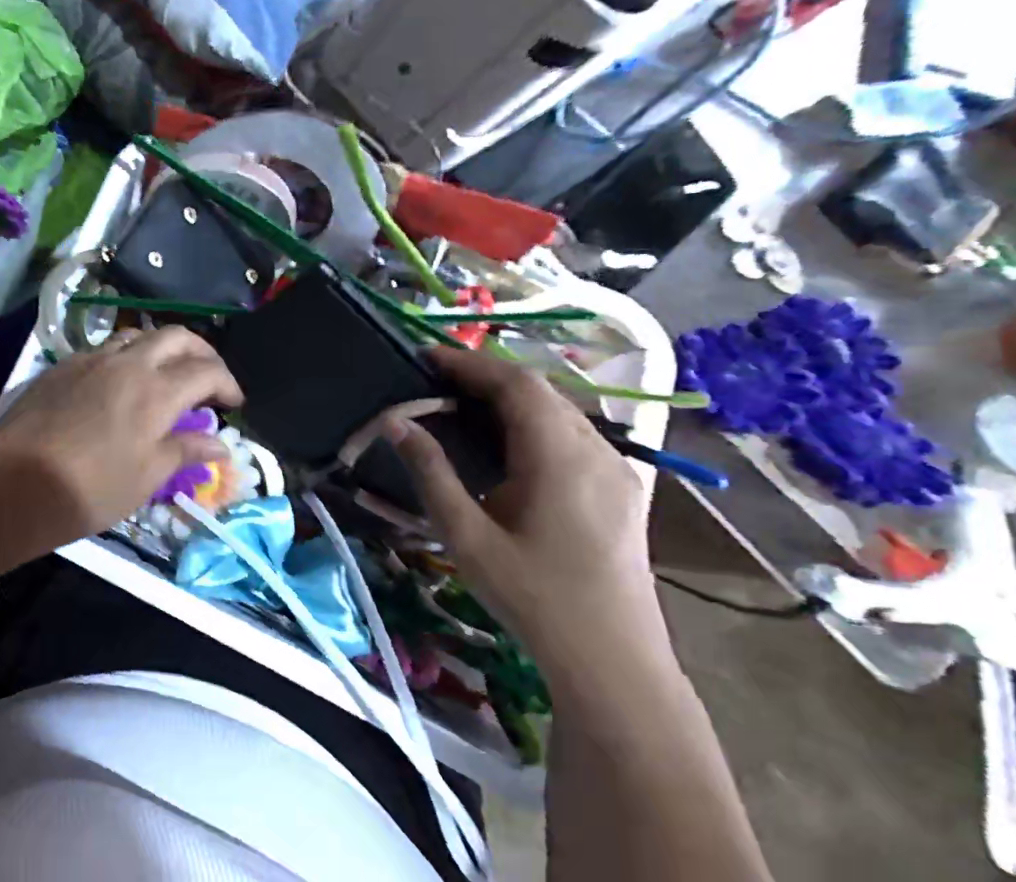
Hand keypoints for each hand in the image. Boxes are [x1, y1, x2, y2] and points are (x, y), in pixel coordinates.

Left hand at [0, 327, 243, 583]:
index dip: (227, 383)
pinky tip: (119, 387)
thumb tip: (220, 443)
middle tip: (207, 381)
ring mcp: (87, 360)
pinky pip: (103, 350)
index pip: (206, 370)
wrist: (9, 488)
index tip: (233, 404)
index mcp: (154, 390)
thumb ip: (185, 451)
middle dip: (200, 353)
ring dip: (161, 350)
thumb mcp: (145, 478)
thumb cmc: (88, 491)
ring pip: (136, 336)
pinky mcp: (59, 368)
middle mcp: (124, 363)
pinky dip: (125, 359)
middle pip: (175, 337)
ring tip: (165, 378)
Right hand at [379, 348, 666, 675]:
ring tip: (462, 402)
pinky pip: (573, 433)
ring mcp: (615, 470)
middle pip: (540, 390)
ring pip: (560, 409)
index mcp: (559, 457)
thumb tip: (396, 423)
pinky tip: (507, 440)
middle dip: (486, 375)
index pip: (515, 384)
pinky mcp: (620, 488)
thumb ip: (430, 472)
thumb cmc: (531, 596)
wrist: (611, 659)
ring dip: (511, 396)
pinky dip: (533, 419)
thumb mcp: (466, 535)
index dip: (469, 362)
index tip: (424, 356)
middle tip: (435, 378)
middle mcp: (595, 451)